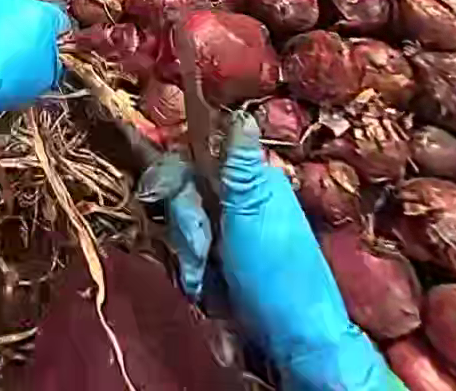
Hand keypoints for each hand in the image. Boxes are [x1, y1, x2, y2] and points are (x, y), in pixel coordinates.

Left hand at [0, 0, 63, 139]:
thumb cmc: (2, 80)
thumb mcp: (41, 81)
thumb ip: (53, 63)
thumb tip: (51, 60)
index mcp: (41, 15)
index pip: (58, 21)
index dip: (53, 41)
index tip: (45, 56)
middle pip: (27, 13)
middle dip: (23, 32)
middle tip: (14, 59)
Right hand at [140, 115, 402, 390]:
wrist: (298, 343)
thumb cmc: (278, 272)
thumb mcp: (254, 211)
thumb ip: (240, 163)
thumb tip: (242, 113)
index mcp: (249, 177)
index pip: (192, 156)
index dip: (172, 178)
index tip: (157, 196)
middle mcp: (238, 197)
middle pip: (183, 191)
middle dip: (185, 223)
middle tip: (201, 251)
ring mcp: (229, 230)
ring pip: (183, 224)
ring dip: (188, 253)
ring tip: (206, 280)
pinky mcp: (222, 261)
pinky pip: (190, 254)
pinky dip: (193, 272)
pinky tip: (206, 289)